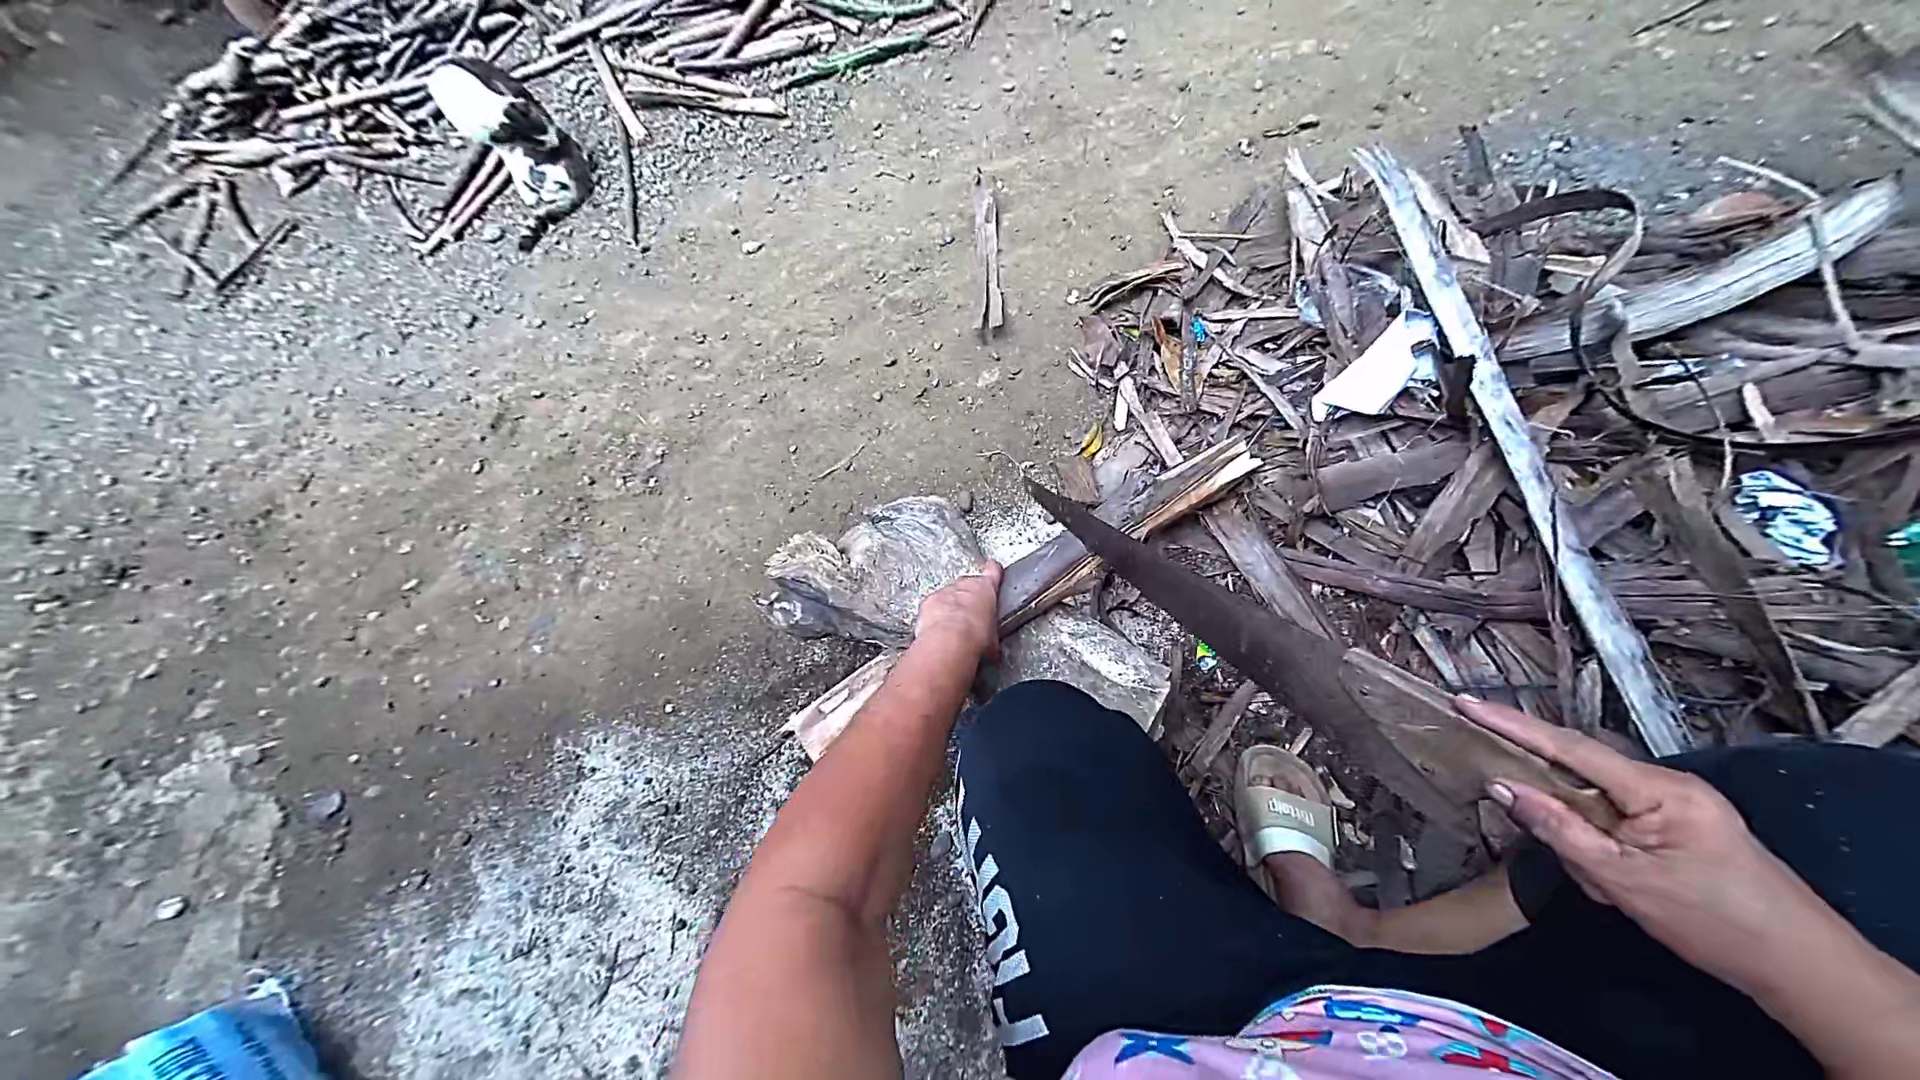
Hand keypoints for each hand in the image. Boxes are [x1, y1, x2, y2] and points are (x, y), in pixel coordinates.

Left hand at [913, 561, 1002, 660]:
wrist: (949, 639)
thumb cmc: (974, 634)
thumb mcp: (993, 637)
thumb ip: (991, 633)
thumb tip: (991, 647)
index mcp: (985, 589)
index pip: (992, 572)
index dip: (993, 571)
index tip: (993, 568)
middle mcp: (964, 585)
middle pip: (967, 585)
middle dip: (968, 598)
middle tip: (970, 616)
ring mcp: (944, 592)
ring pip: (948, 596)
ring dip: (951, 607)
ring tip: (953, 627)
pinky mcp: (928, 602)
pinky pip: (933, 606)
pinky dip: (935, 615)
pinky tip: (938, 629)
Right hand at [1455, 696, 1841, 994]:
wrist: (1807, 973)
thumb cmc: (1718, 925)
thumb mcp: (1624, 880)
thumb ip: (1557, 828)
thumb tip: (1500, 785)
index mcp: (1661, 790)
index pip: (1569, 747)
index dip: (1511, 723)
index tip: (1465, 703)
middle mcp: (1667, 784)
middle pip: (1577, 774)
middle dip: (1554, 809)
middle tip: (1563, 849)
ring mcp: (1672, 803)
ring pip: (1589, 801)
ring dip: (1580, 839)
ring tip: (1605, 884)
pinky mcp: (1671, 822)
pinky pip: (1608, 817)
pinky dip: (1596, 846)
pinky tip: (1613, 880)